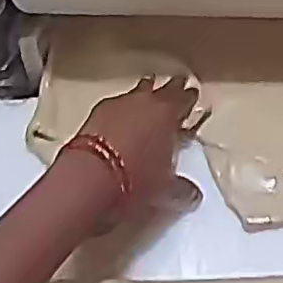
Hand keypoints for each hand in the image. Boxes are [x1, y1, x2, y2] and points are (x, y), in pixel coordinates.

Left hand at [64, 77, 201, 220]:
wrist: (89, 178)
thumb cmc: (134, 183)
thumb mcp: (164, 191)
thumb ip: (181, 188)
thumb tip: (193, 194)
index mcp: (169, 114)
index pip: (185, 99)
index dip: (189, 98)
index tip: (192, 95)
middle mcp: (147, 101)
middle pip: (163, 89)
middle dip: (171, 90)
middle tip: (175, 89)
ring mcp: (121, 103)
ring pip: (139, 91)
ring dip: (145, 95)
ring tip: (147, 100)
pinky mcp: (98, 110)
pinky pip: (117, 104)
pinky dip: (122, 110)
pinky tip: (120, 119)